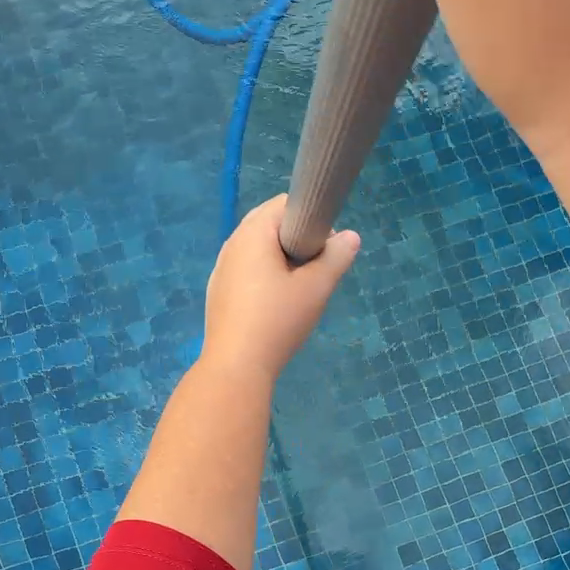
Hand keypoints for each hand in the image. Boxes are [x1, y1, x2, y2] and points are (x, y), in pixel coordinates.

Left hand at [201, 195, 360, 379]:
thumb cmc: (278, 321)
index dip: (312, 220)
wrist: (236, 366)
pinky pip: (247, 273)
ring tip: (298, 294)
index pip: (286, 203)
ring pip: (259, 252)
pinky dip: (265, 280)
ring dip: (282, 263)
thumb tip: (350, 237)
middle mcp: (232, 243)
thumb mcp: (316, 288)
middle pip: (270, 226)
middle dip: (298, 242)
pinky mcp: (218, 293)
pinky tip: (275, 310)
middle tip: (315, 274)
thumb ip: (336, 258)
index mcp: (253, 232)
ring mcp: (221, 269)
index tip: (326, 251)